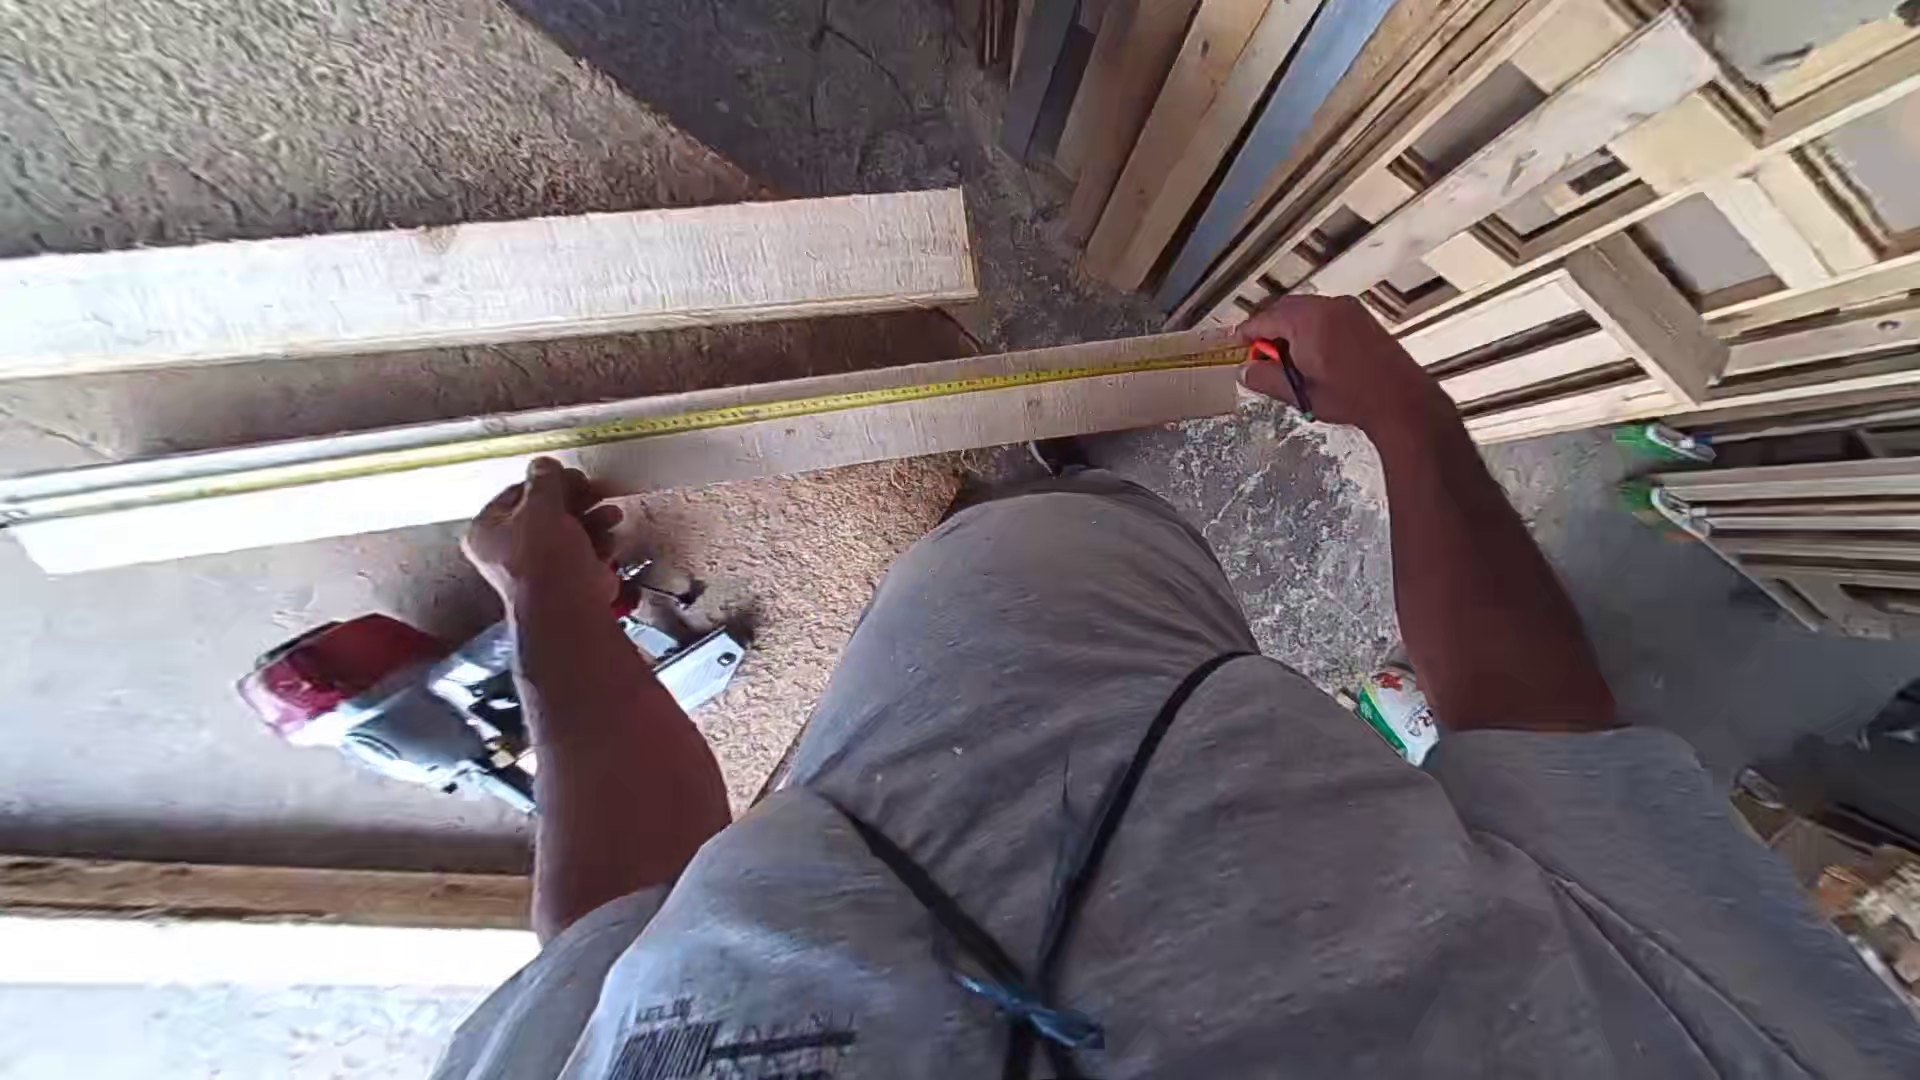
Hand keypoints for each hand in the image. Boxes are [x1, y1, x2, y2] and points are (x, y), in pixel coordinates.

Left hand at [463, 457, 622, 613]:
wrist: (568, 606)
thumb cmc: (545, 555)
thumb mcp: (541, 509)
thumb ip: (544, 482)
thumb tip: (544, 462)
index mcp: (489, 530)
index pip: (517, 494)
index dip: (547, 482)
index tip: (574, 476)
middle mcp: (510, 548)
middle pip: (546, 512)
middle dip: (577, 500)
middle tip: (598, 490)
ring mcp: (541, 564)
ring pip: (569, 531)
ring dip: (594, 519)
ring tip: (612, 514)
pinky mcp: (569, 575)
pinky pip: (584, 551)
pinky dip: (599, 542)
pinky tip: (610, 538)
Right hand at [1236, 295, 1453, 437]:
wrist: (1398, 399)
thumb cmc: (1350, 396)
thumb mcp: (1297, 392)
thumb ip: (1265, 378)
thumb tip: (1244, 371)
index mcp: (1308, 321)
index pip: (1264, 319)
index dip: (1246, 333)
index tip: (1235, 345)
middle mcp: (1329, 307)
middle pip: (1284, 309)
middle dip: (1267, 330)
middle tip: (1258, 356)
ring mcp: (1348, 310)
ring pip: (1304, 311)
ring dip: (1288, 330)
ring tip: (1284, 360)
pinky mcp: (1360, 318)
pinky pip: (1323, 315)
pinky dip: (1308, 329)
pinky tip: (1308, 355)